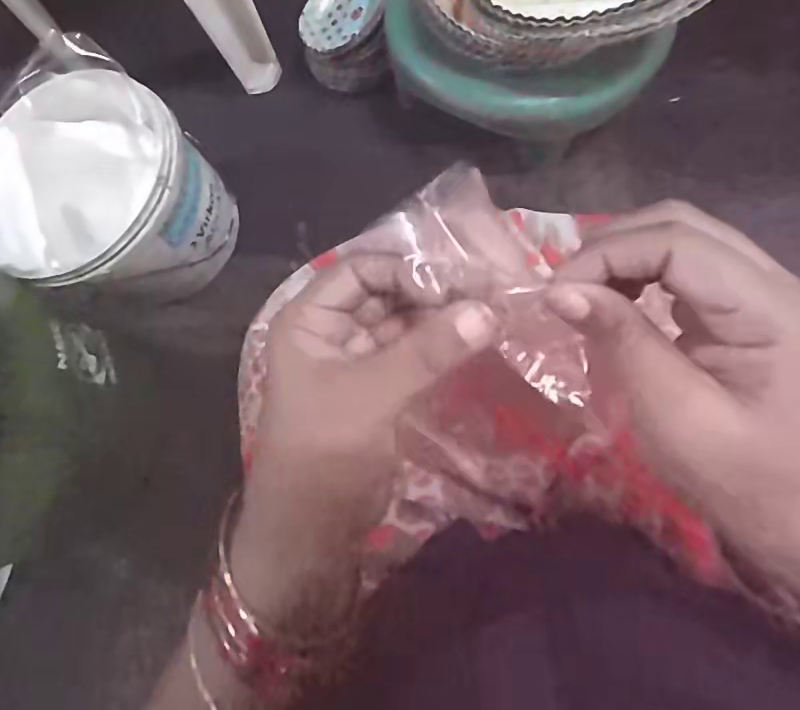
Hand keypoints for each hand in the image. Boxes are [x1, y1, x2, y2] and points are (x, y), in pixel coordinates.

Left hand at [235, 254, 499, 629]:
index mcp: (308, 318)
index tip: (458, 284)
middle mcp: (327, 329)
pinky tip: (474, 339)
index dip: (405, 271)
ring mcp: (352, 358)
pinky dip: (437, 345)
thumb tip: (487, 310)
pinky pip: (408, 352)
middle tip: (489, 292)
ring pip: (399, 323)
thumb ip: (427, 351)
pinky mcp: (376, 386)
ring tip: (491, 312)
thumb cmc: (325, 450)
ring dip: (438, 316)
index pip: (358, 271)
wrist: (311, 528)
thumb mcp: (372, 394)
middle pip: (381, 293)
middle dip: (429, 291)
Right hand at [543, 202, 799, 621]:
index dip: (605, 255)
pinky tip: (622, 297)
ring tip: (590, 291)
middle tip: (569, 289)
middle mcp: (782, 287)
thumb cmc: (744, 481)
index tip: (557, 295)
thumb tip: (557, 290)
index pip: (677, 242)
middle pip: (681, 222)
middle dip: (611, 245)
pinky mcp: (754, 304)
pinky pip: (689, 257)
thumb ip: (621, 340)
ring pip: (683, 231)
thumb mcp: (673, 415)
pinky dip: (641, 265)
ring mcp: (772, 292)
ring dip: (624, 251)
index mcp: (776, 315)